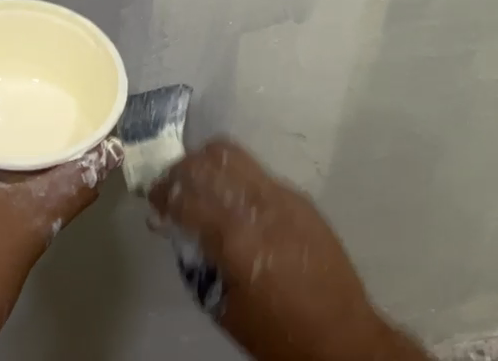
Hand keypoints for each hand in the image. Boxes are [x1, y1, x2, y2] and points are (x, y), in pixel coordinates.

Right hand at [149, 139, 427, 360]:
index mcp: (235, 237)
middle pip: (209, 161)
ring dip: (209, 164)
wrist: (345, 339)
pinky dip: (237, 180)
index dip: (161, 193)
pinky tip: (235, 202)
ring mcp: (283, 197)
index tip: (152, 198)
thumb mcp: (224, 306)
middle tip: (172, 185)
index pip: (185, 196)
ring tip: (199, 183)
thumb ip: (197, 261)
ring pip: (235, 156)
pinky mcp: (301, 200)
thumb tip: (176, 230)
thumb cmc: (279, 332)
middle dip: (182, 168)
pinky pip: (259, 175)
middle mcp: (258, 206)